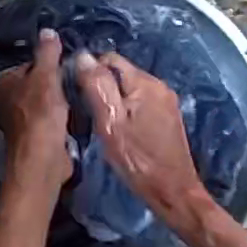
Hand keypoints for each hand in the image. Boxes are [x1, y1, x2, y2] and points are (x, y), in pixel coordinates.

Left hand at [0, 29, 71, 187]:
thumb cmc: (40, 115)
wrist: (42, 159)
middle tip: (82, 75)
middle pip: (40, 81)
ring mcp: (23, 117)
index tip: (72, 62)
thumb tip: (47, 30)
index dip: (51, 61)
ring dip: (65, 97)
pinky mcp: (38, 132)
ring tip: (85, 90)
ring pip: (49, 99)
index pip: (31, 63)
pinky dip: (66, 113)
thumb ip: (47, 54)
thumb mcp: (46, 78)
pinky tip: (80, 111)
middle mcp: (10, 99)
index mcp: (6, 83)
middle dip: (59, 80)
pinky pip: (55, 115)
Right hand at [74, 51, 208, 219]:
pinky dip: (124, 107)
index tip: (74, 89)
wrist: (171, 190)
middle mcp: (159, 86)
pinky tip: (116, 126)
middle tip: (84, 108)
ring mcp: (166, 101)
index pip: (109, 58)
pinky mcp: (167, 115)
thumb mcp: (109, 122)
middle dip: (100, 83)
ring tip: (98, 118)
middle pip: (120, 72)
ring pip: (128, 87)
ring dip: (112, 97)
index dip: (88, 69)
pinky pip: (138, 100)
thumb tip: (82, 56)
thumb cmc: (136, 158)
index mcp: (144, 83)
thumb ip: (96, 86)